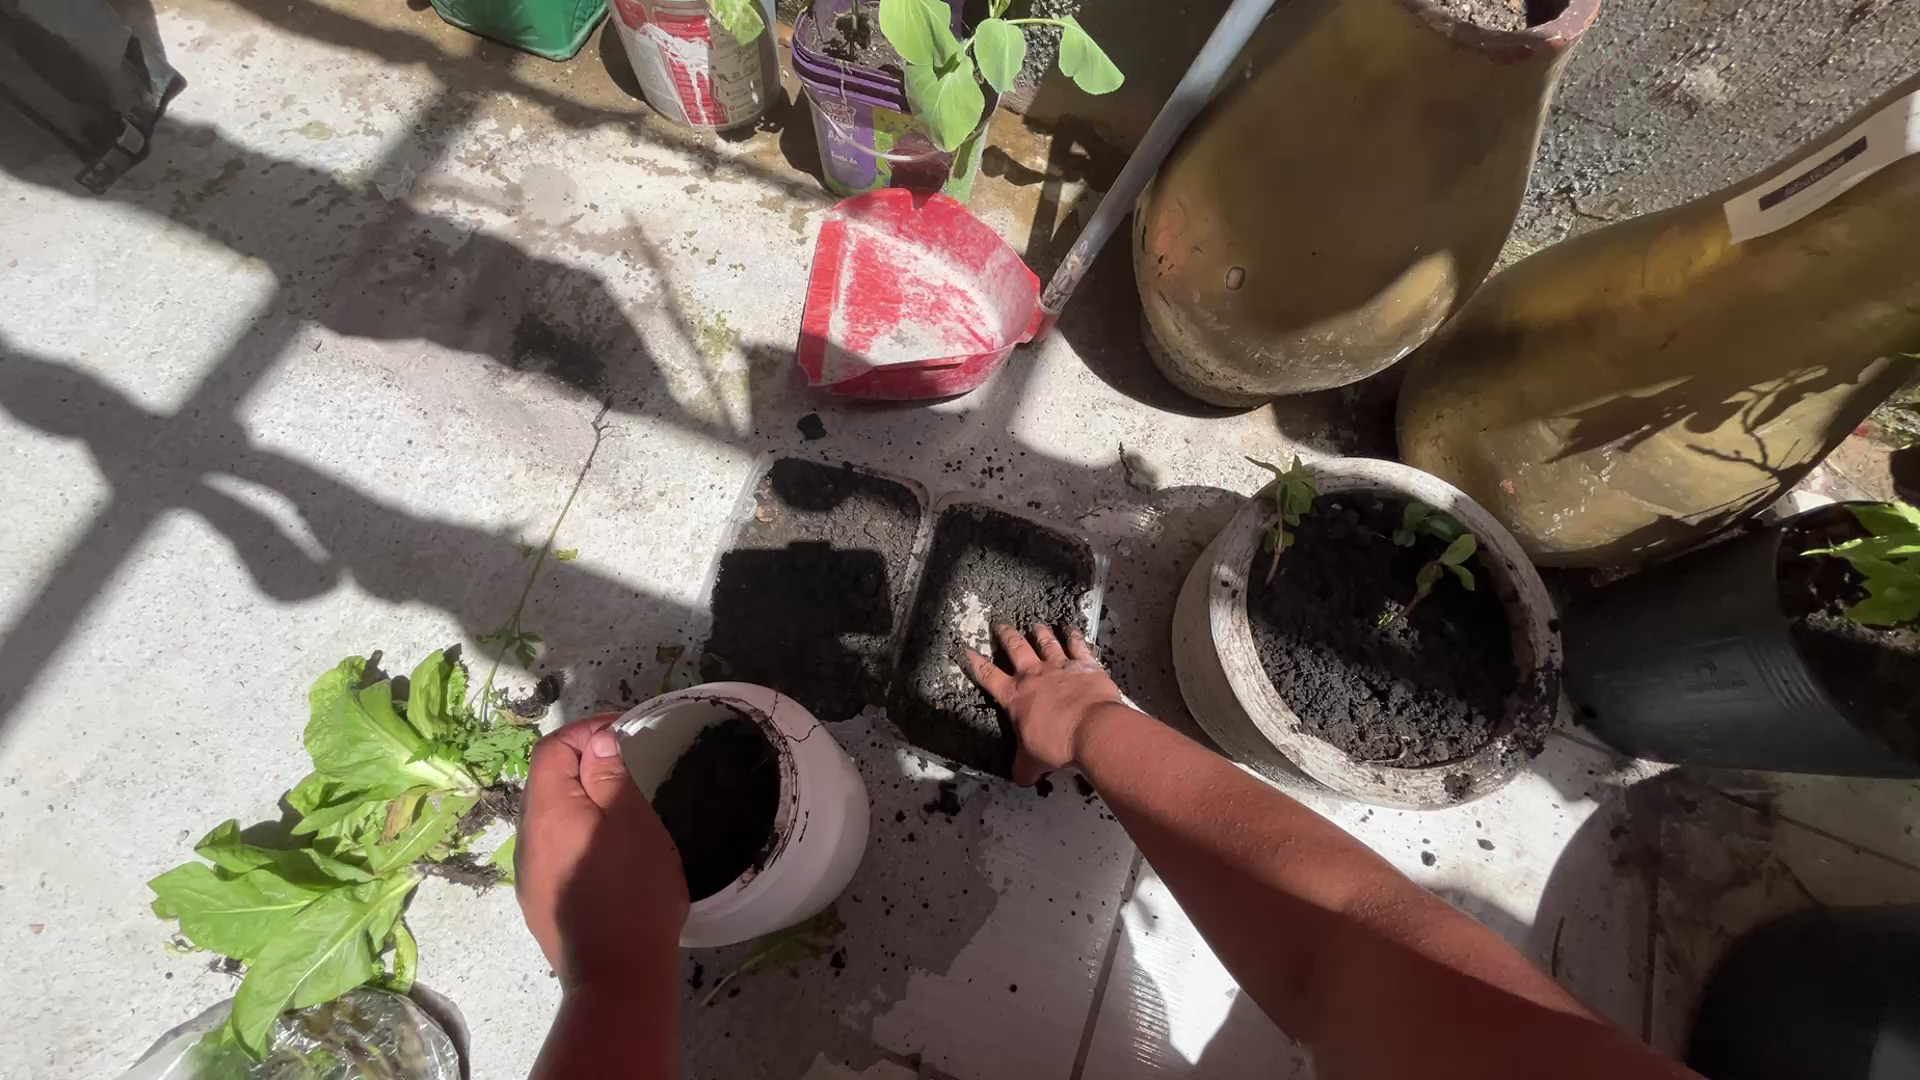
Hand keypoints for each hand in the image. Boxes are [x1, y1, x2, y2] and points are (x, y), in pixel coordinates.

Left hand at [517, 713, 688, 992]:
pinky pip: (558, 843)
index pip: (552, 748)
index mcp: (547, 811)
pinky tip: (613, 845)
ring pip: (554, 813)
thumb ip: (610, 775)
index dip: (588, 729)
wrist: (617, 971)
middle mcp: (528, 839)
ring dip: (586, 794)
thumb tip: (598, 739)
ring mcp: (532, 873)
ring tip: (627, 798)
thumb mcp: (631, 819)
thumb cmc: (631, 886)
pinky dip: (583, 825)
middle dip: (588, 758)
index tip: (628, 730)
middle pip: (548, 779)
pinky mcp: (543, 898)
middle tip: (632, 759)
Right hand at [964, 623, 1128, 784]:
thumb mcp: (1034, 761)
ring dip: (1040, 632)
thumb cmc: (1058, 745)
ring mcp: (1060, 666)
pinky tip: (1073, 630)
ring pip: (1046, 642)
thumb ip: (1025, 767)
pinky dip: (1075, 637)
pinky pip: (1078, 646)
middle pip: (1016, 648)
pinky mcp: (1085, 664)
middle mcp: (1034, 675)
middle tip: (1000, 624)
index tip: (966, 649)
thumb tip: (1021, 779)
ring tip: (1036, 624)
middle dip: (1006, 635)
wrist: (1093, 730)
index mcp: (1015, 696)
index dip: (975, 662)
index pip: (988, 676)